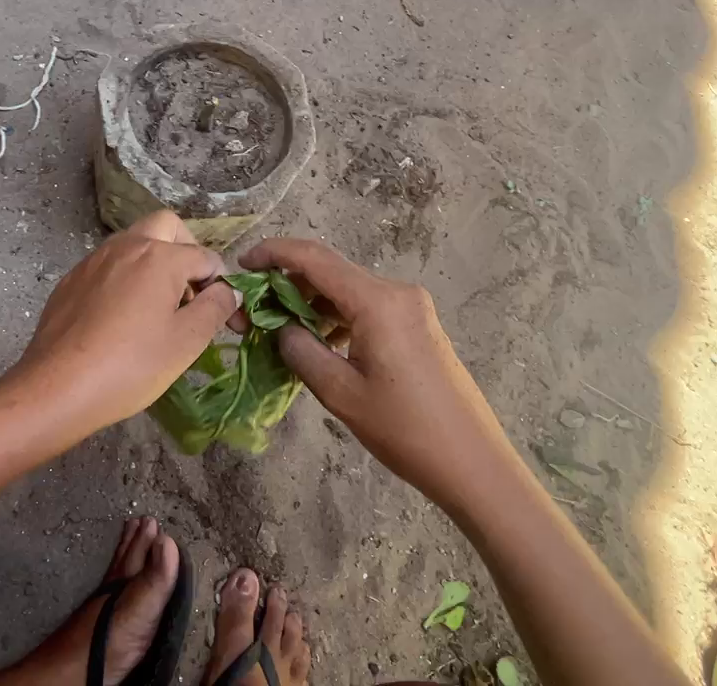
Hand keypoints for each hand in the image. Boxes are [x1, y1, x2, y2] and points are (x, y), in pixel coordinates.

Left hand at [10, 212, 239, 432]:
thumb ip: (214, 308)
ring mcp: (95, 259)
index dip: (222, 286)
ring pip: (135, 243)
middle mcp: (127, 246)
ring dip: (154, 263)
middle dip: (186, 252)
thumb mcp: (186, 342)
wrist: (58, 387)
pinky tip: (121, 319)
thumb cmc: (130, 365)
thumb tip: (228, 291)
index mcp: (160, 257)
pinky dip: (125, 278)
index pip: (206, 257)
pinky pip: (109, 265)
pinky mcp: (73, 278)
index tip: (225, 319)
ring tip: (158, 309)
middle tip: (190, 293)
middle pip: (167, 227)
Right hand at [242, 239, 502, 502]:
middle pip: (329, 270)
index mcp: (377, 301)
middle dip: (287, 283)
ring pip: (346, 289)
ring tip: (279, 330)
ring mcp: (410, 307)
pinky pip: (365, 306)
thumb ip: (301, 351)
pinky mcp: (417, 324)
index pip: (313, 258)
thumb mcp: (340, 393)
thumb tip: (281, 329)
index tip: (242, 264)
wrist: (474, 463)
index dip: (273, 253)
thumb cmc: (406, 430)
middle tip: (254, 311)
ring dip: (310, 302)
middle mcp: (395, 291)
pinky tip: (318, 342)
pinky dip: (335, 316)